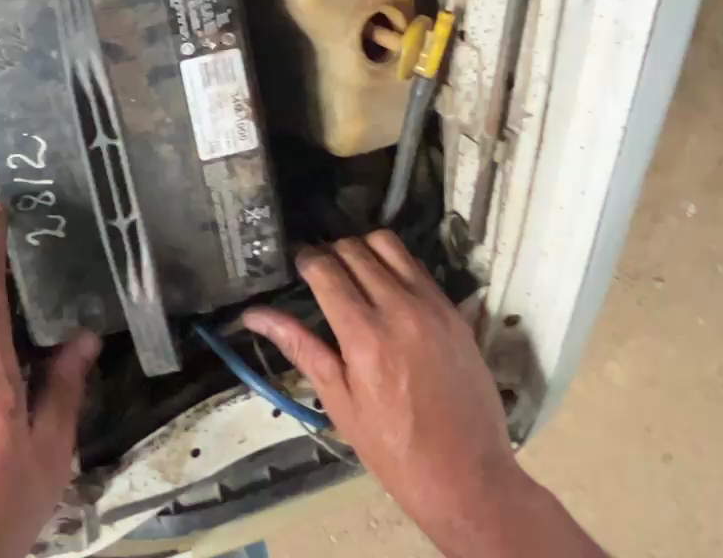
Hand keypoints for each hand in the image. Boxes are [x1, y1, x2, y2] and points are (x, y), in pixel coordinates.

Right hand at [243, 231, 603, 557]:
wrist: (469, 477)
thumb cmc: (393, 448)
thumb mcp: (338, 401)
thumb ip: (300, 346)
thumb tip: (253, 314)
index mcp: (364, 336)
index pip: (325, 269)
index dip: (304, 259)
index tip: (296, 265)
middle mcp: (399, 310)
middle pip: (354, 249)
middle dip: (330, 253)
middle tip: (321, 273)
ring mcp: (432, 306)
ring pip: (388, 244)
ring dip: (363, 249)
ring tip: (353, 273)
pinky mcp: (455, 312)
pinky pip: (418, 266)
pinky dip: (395, 265)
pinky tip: (386, 290)